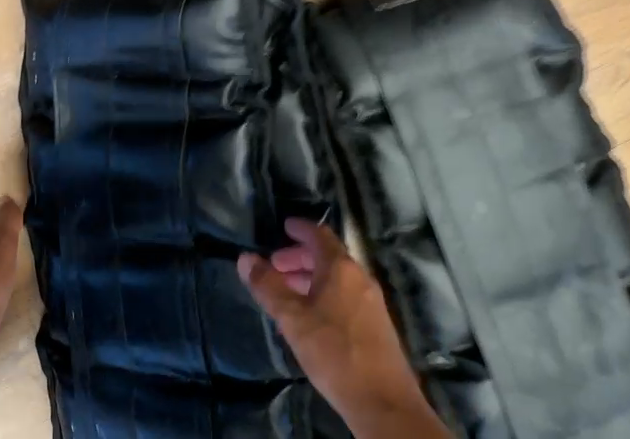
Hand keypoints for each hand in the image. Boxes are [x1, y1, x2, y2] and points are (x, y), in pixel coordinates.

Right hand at [239, 219, 445, 438]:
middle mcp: (360, 278)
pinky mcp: (376, 325)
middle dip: (299, 258)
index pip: (319, 235)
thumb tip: (245, 258)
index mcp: (341, 268)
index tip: (284, 226)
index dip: (300, 229)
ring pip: (337, 279)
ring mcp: (372, 302)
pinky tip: (310, 319)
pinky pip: (345, 297)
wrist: (384, 403)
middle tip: (275, 267)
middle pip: (328, 256)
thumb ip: (268, 287)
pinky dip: (324, 296)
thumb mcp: (292, 319)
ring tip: (286, 294)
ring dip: (311, 279)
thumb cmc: (334, 352)